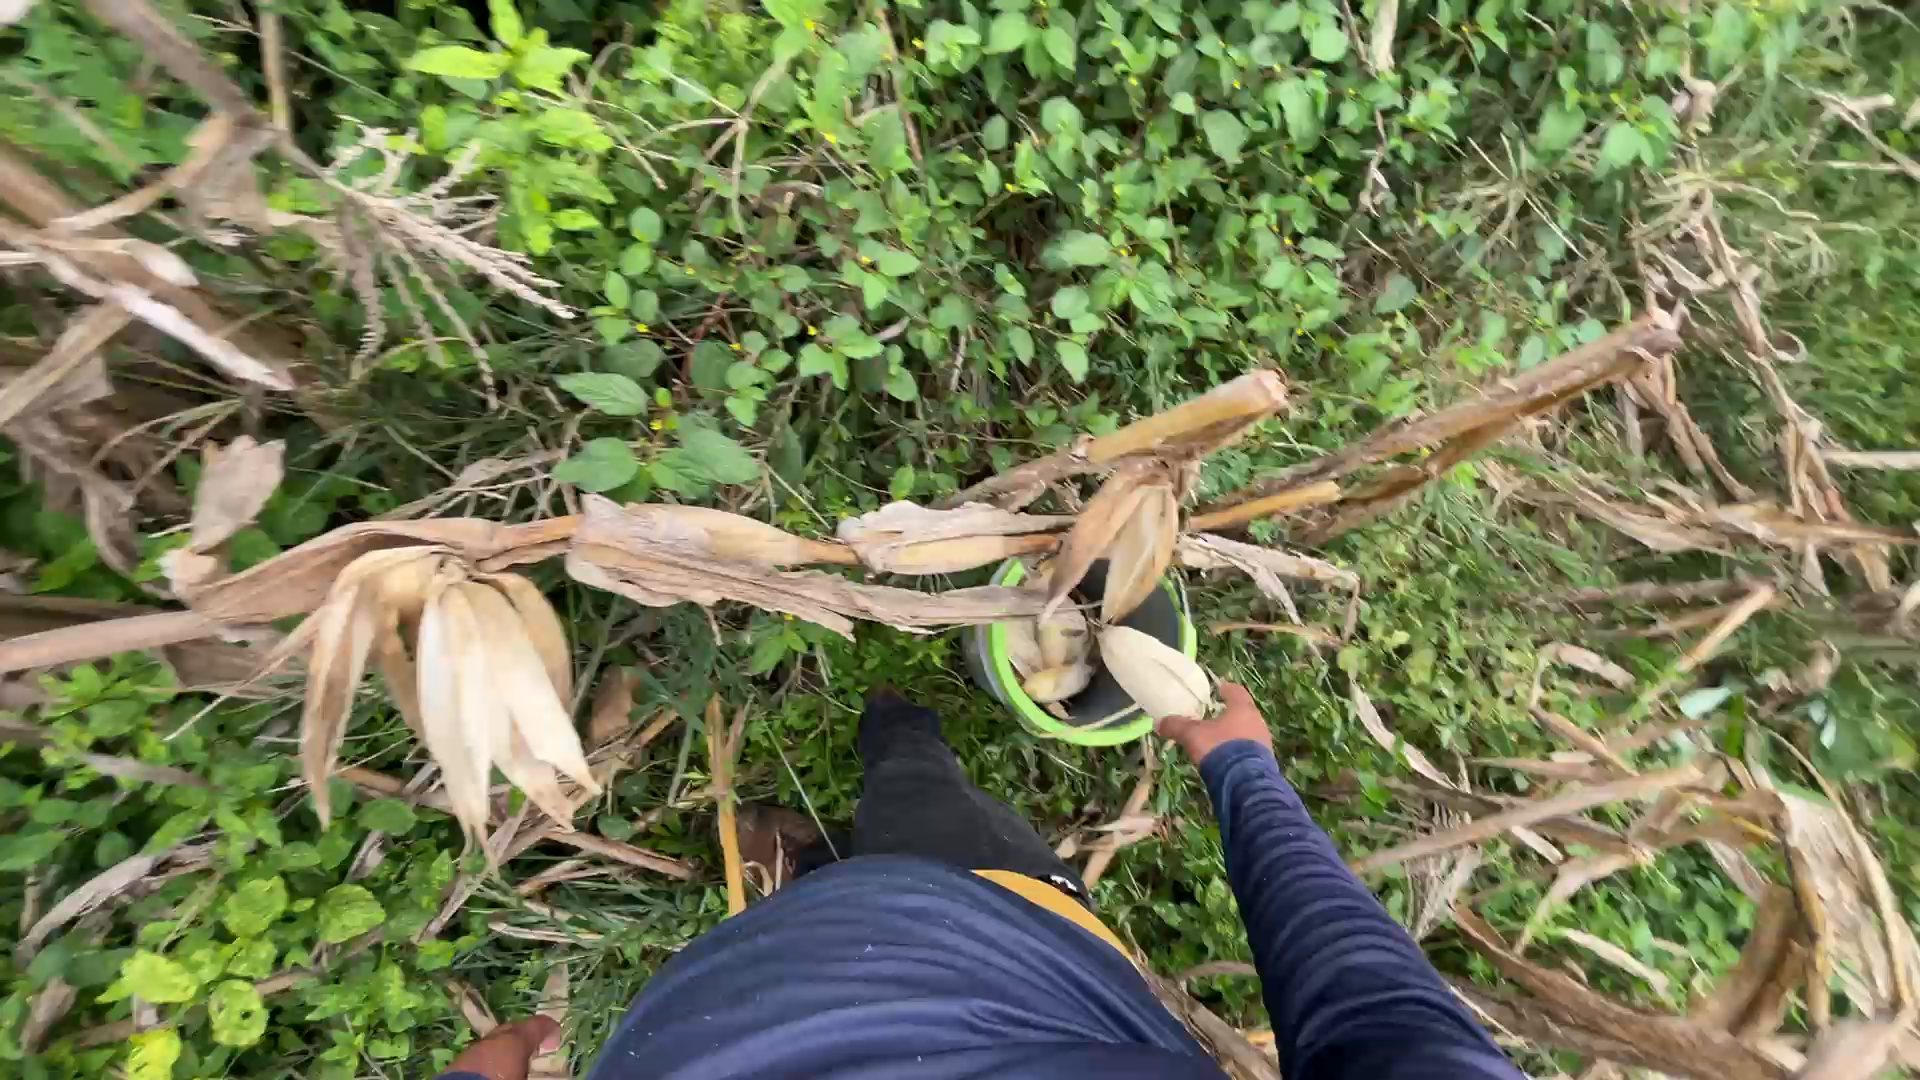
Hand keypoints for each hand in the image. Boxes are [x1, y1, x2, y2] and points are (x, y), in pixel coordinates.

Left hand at [443, 1016, 560, 1079]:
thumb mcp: (526, 1076)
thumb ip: (538, 1071)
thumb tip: (550, 1072)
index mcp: (517, 1038)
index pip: (540, 1024)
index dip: (550, 1029)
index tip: (554, 1042)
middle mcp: (497, 1037)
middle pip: (514, 1029)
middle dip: (523, 1038)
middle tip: (531, 1052)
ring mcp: (475, 1048)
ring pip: (493, 1042)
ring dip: (502, 1050)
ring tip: (508, 1066)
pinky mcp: (457, 1062)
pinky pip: (478, 1055)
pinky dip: (486, 1060)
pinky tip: (488, 1073)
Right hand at [1156, 682, 1269, 764]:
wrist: (1244, 784)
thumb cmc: (1219, 748)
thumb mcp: (1192, 735)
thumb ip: (1176, 726)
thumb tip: (1159, 723)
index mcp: (1242, 709)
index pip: (1236, 691)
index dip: (1226, 689)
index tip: (1218, 690)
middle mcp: (1257, 722)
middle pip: (1243, 713)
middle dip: (1228, 715)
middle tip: (1212, 717)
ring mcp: (1264, 744)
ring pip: (1247, 732)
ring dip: (1233, 735)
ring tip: (1216, 740)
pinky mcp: (1264, 763)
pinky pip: (1250, 751)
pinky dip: (1238, 751)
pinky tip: (1224, 758)